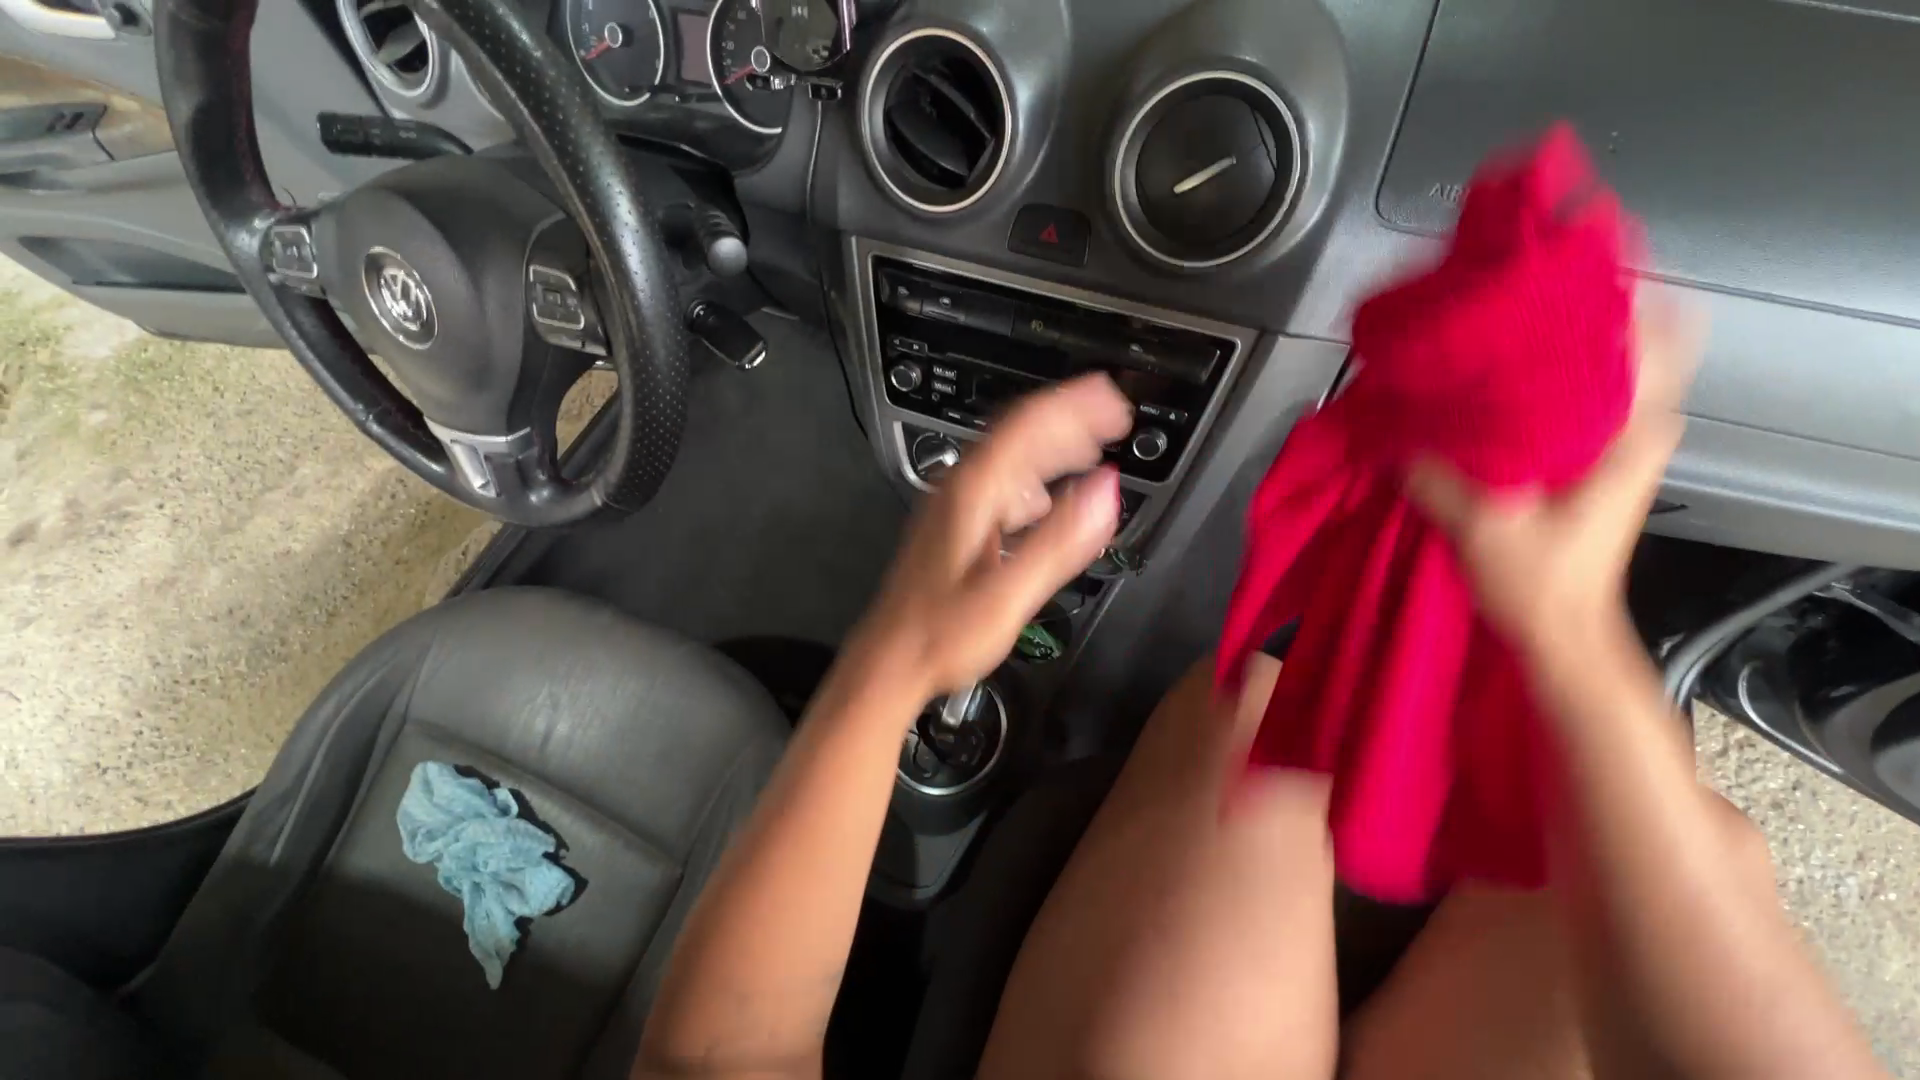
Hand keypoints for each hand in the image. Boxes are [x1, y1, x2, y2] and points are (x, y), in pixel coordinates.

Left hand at [856, 374, 1132, 700]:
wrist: (890, 662)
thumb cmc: (939, 634)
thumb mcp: (1007, 593)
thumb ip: (1059, 540)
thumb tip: (1104, 491)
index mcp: (972, 494)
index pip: (1028, 425)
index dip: (1074, 406)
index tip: (1111, 400)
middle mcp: (959, 491)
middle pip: (1018, 433)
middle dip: (1068, 418)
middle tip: (1110, 416)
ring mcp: (953, 508)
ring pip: (1009, 458)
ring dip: (1052, 446)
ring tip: (1089, 447)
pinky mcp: (954, 528)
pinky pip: (1000, 485)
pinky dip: (1034, 478)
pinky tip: (1046, 497)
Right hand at [1406, 294, 1704, 667]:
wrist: (1561, 632)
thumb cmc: (1541, 583)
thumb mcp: (1484, 527)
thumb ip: (1439, 475)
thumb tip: (1394, 428)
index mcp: (1632, 432)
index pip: (1652, 334)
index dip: (1611, 294)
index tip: (1552, 272)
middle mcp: (1636, 425)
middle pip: (1620, 339)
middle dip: (1567, 312)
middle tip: (1500, 297)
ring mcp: (1614, 441)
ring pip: (1593, 366)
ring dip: (1548, 345)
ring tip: (1488, 327)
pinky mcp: (1586, 458)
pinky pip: (1568, 396)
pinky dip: (1534, 380)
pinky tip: (1484, 379)